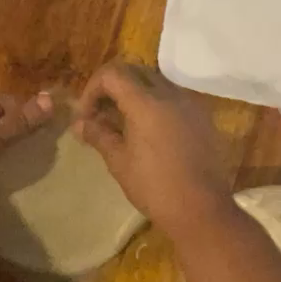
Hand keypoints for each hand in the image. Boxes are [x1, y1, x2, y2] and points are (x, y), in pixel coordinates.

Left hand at [0, 91, 53, 220]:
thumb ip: (19, 123)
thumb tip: (51, 98)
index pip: (13, 103)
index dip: (32, 117)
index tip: (51, 139)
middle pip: (0, 121)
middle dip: (19, 136)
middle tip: (42, 157)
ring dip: (4, 152)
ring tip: (26, 169)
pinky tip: (0, 179)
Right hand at [72, 62, 234, 235]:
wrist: (202, 210)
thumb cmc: (154, 187)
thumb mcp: (119, 161)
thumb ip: (98, 134)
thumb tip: (78, 124)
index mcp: (146, 103)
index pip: (112, 74)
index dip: (92, 89)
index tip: (86, 114)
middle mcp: (170, 94)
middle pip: (134, 71)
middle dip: (112, 86)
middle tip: (100, 113)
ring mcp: (190, 104)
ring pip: (156, 81)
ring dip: (134, 92)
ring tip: (122, 121)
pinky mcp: (202, 117)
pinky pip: (173, 97)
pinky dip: (155, 103)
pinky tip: (149, 130)